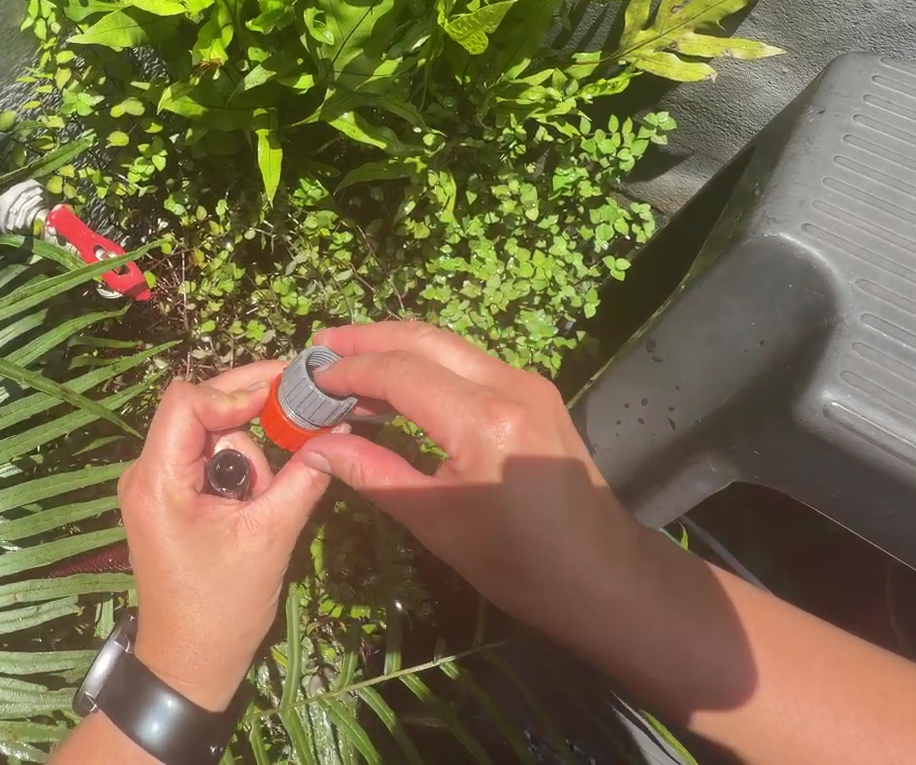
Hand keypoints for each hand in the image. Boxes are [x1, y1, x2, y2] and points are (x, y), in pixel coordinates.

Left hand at [118, 361, 334, 709]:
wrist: (189, 663)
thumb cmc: (223, 605)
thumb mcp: (270, 536)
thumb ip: (302, 477)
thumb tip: (336, 428)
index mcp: (157, 478)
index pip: (187, 401)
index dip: (234, 392)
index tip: (279, 399)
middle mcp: (146, 470)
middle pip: (196, 409)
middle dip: (247, 408)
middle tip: (295, 404)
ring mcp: (154, 483)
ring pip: (206, 432)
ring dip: (244, 449)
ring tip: (264, 496)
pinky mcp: (167, 496)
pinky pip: (203, 456)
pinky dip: (235, 463)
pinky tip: (256, 492)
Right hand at [295, 322, 649, 640]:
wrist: (605, 577)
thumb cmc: (518, 563)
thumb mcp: (435, 522)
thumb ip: (371, 472)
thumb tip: (314, 447)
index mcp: (483, 420)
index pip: (400, 373)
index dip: (350, 371)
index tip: (310, 378)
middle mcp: (508, 384)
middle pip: (422, 339)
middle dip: (367, 338)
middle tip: (321, 345)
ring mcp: (526, 381)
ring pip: (446, 343)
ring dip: (394, 345)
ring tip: (348, 356)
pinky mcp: (533, 390)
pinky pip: (466, 361)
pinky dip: (424, 362)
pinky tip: (397, 381)